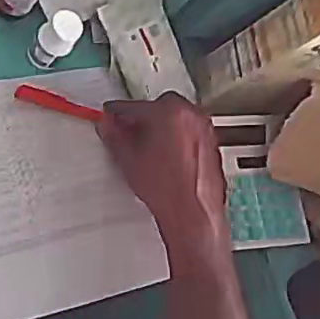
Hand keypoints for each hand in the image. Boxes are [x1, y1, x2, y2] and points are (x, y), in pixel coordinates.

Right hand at [98, 94, 229, 258]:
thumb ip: (114, 136)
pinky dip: (174, 140)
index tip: (109, 115)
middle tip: (126, 132)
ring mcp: (204, 130)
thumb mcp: (127, 159)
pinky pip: (188, 134)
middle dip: (141, 119)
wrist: (192, 213)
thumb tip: (108, 126)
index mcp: (169, 112)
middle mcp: (191, 116)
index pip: (134, 106)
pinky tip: (163, 159)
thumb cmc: (167, 189)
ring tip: (145, 149)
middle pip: (158, 107)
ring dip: (159, 129)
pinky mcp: (210, 145)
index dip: (116, 112)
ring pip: (175, 120)